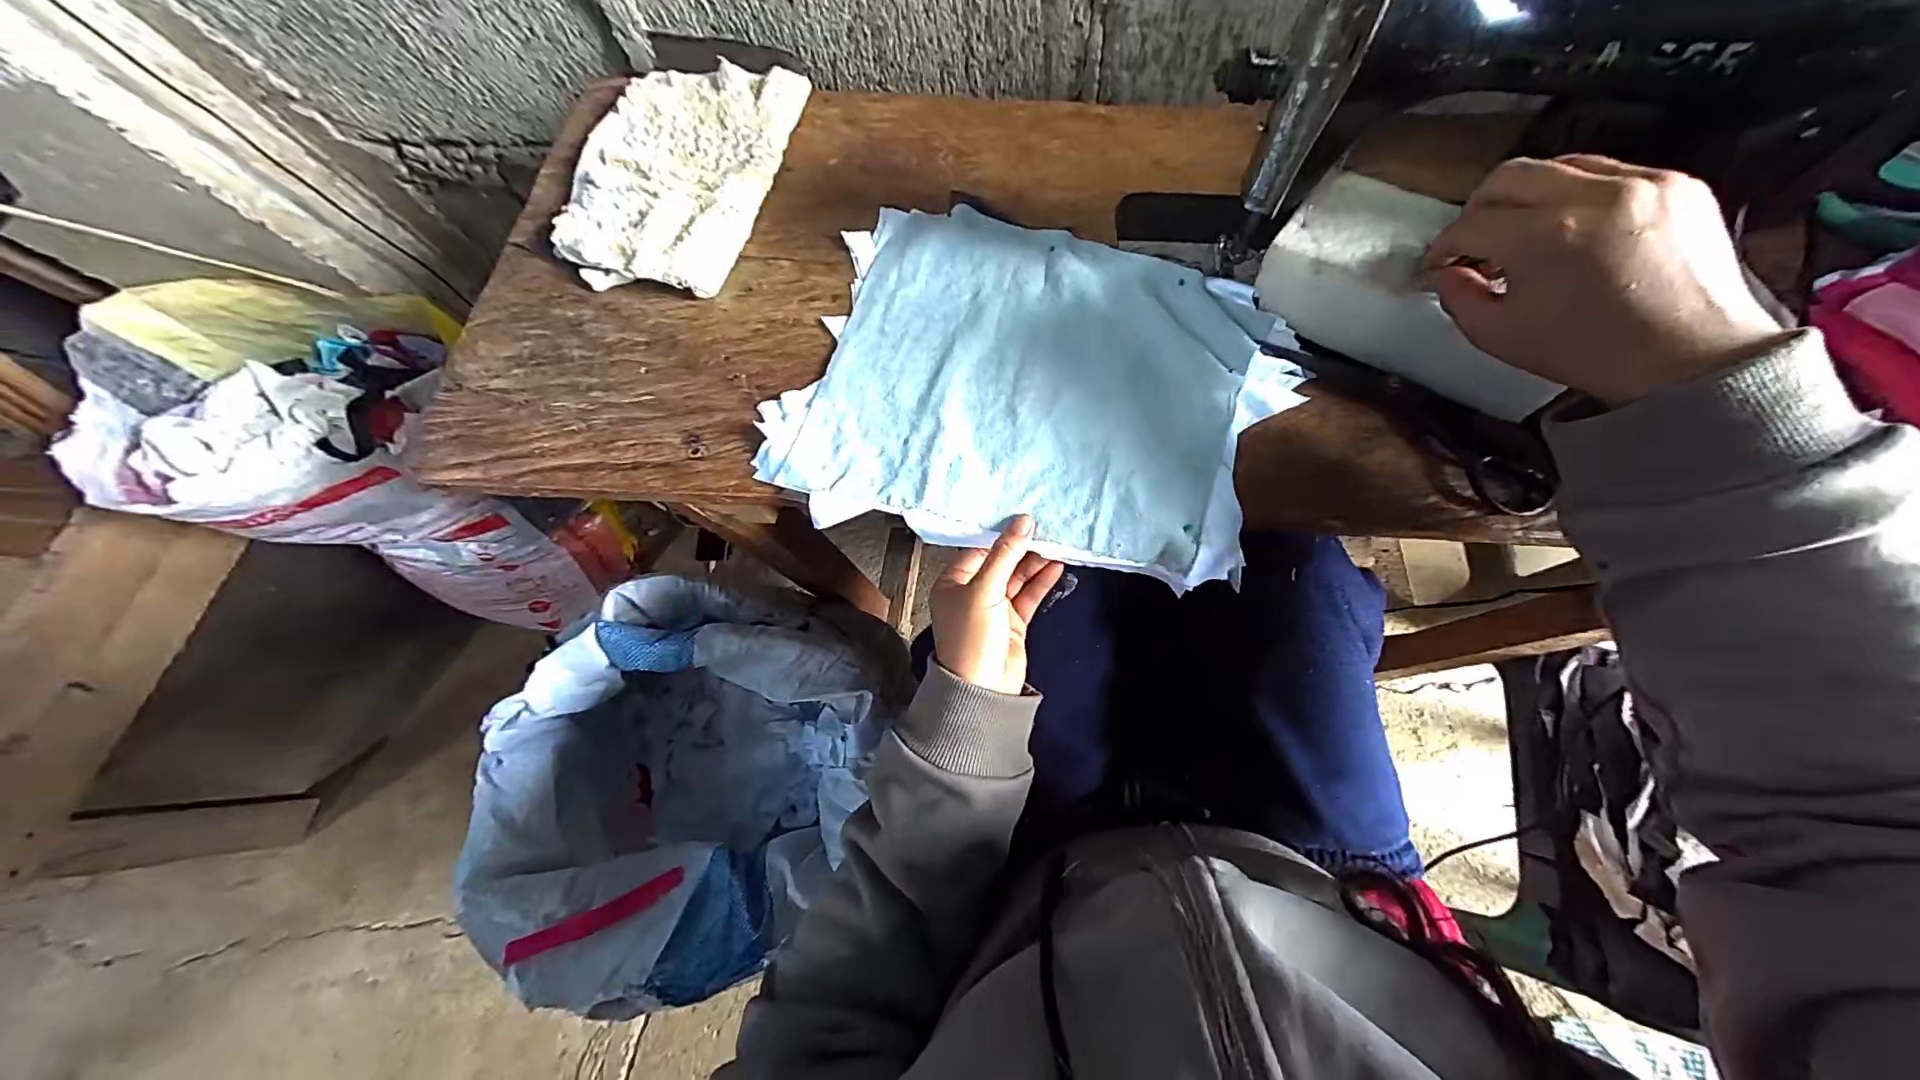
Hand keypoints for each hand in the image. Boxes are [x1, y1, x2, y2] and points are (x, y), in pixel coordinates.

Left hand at [930, 515, 1064, 694]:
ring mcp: (993, 608)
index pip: (978, 551)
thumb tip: (1022, 522)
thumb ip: (1005, 554)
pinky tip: (1056, 567)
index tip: (1022, 521)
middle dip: (1021, 549)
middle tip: (1044, 531)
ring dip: (1034, 564)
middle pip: (999, 563)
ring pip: (1016, 578)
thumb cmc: (971, 639)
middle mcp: (971, 593)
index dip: (1000, 537)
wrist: (983, 689)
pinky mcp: (1012, 622)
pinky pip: (1028, 595)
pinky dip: (1041, 582)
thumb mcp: (984, 590)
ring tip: (1055, 545)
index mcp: (952, 583)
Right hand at [1425, 154, 1790, 405]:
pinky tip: (1570, 233)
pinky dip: (1575, 197)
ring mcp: (1643, 183)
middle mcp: (1595, 196)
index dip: (1443, 247)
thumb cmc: (1590, 350)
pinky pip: (1608, 173)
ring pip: (1558, 167)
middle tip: (1470, 241)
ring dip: (1526, 198)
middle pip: (1509, 177)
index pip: (1471, 224)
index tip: (1439, 264)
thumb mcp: (1498, 335)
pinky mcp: (1677, 184)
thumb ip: (1459, 298)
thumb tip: (1448, 274)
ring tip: (1521, 236)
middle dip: (1477, 209)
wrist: (1688, 354)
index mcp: (1545, 236)